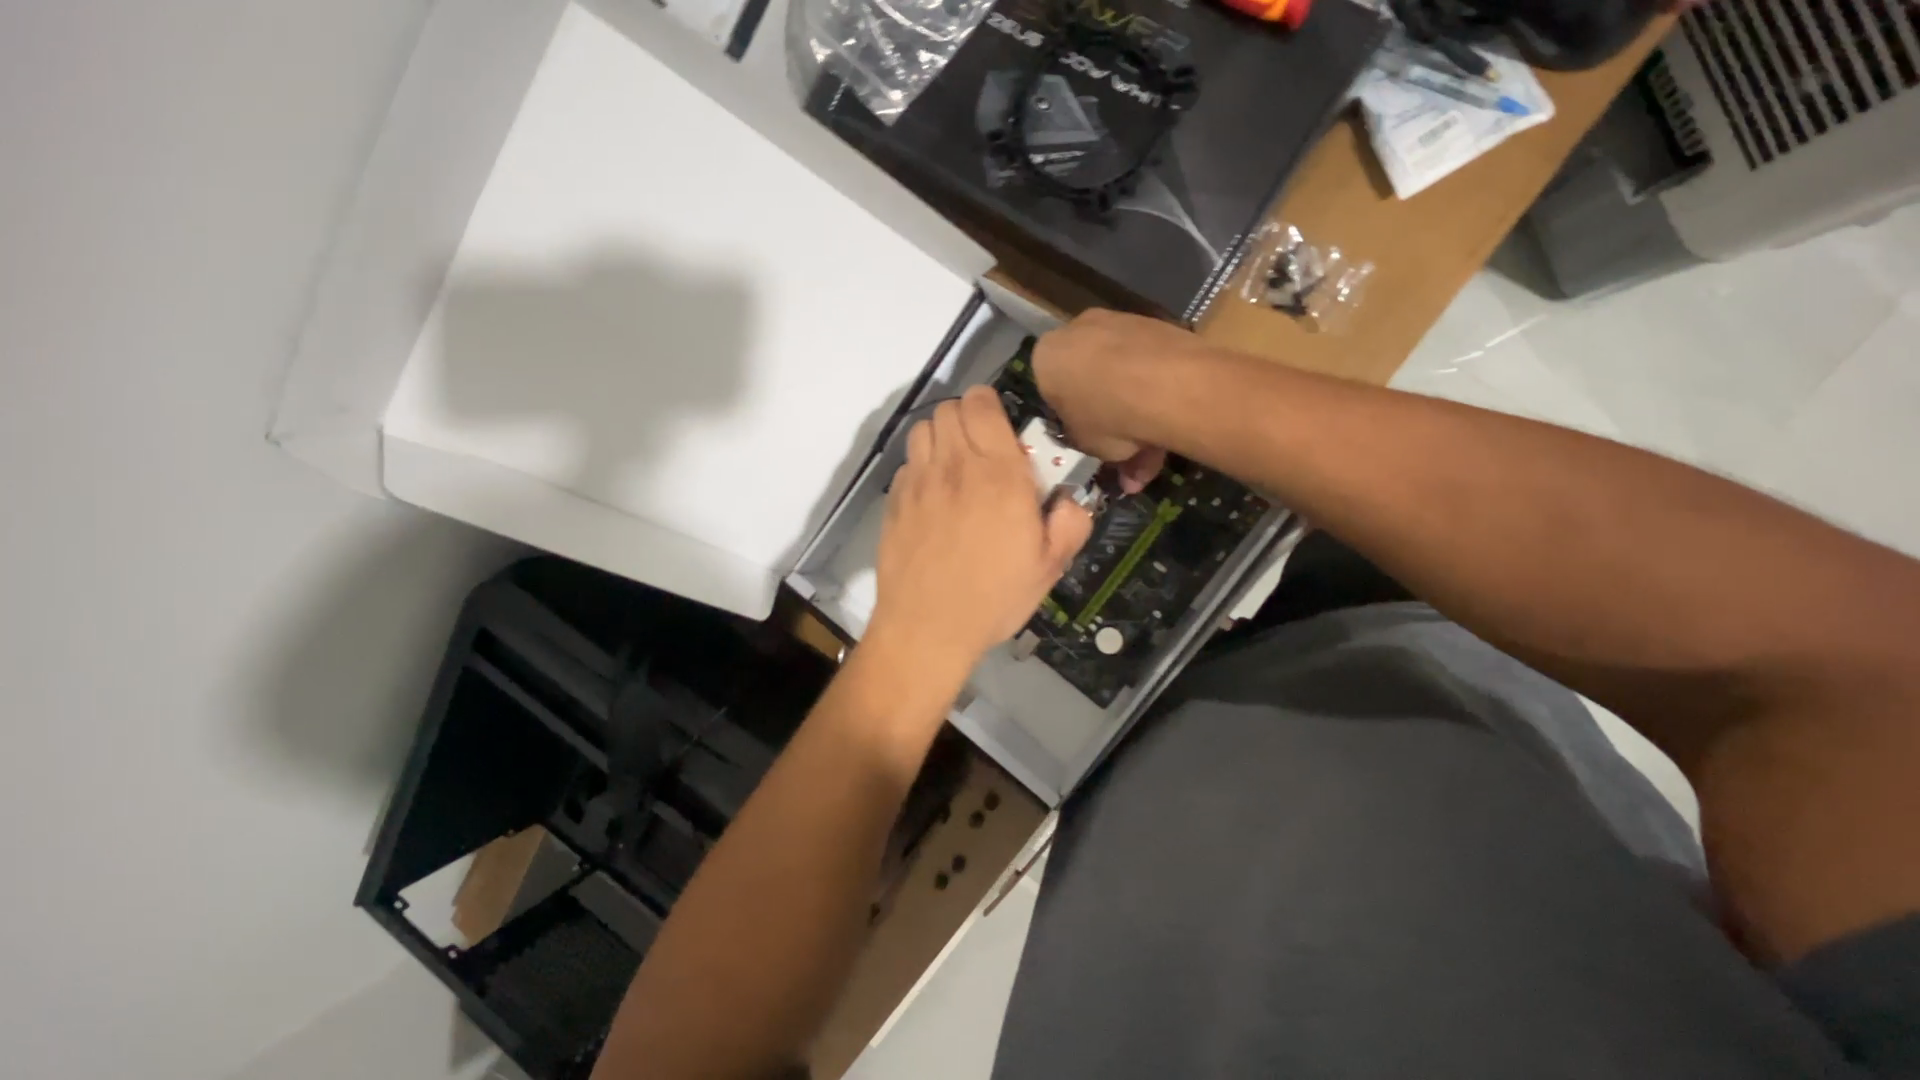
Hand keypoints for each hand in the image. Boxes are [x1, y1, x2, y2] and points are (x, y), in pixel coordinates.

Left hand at [867, 386, 1092, 671]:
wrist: (927, 627)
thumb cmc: (994, 597)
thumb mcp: (1049, 566)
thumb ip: (1069, 523)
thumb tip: (1068, 499)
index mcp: (999, 474)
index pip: (982, 404)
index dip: (991, 405)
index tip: (1002, 428)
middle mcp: (955, 466)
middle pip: (949, 408)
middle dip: (967, 417)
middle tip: (983, 448)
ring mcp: (918, 482)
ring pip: (923, 428)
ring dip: (941, 437)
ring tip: (956, 466)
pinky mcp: (894, 501)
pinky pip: (907, 463)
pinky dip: (921, 467)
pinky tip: (933, 496)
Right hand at [1032, 310, 1210, 491]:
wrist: (1169, 386)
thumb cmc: (1107, 417)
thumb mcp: (1082, 442)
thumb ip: (1079, 435)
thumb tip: (1088, 435)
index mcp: (1047, 355)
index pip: (1049, 387)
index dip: (1068, 413)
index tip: (1084, 432)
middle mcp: (1078, 329)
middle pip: (1090, 375)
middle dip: (1108, 413)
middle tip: (1123, 447)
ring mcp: (1121, 322)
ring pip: (1124, 373)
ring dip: (1136, 411)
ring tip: (1154, 453)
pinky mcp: (1158, 324)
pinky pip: (1150, 366)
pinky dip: (1157, 394)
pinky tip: (1171, 426)